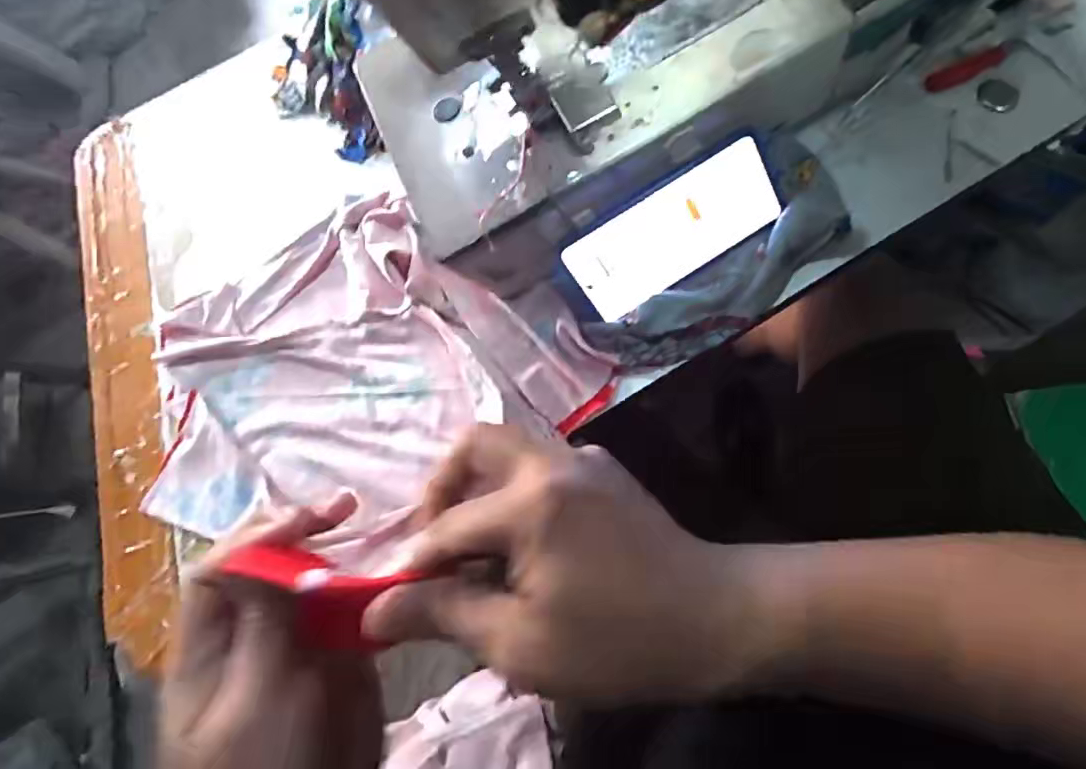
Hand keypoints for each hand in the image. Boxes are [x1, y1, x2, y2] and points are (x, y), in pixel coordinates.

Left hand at [162, 497, 383, 768]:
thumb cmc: (267, 761)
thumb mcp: (257, 694)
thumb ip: (263, 618)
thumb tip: (264, 546)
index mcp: (211, 647)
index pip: (217, 571)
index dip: (257, 535)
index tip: (308, 519)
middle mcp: (252, 632)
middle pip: (264, 563)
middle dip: (298, 527)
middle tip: (344, 506)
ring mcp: (297, 639)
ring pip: (311, 575)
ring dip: (337, 544)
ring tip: (369, 521)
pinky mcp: (339, 647)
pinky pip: (349, 599)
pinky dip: (367, 575)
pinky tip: (389, 561)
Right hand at [362, 425, 763, 704]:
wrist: (709, 614)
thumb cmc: (613, 639)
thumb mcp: (519, 642)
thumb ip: (445, 612)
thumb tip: (376, 605)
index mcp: (532, 500)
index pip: (448, 525)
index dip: (412, 565)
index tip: (388, 600)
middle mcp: (558, 461)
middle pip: (478, 443)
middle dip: (443, 488)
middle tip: (435, 548)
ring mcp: (588, 459)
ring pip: (513, 451)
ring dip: (481, 490)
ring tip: (476, 555)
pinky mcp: (608, 471)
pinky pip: (546, 467)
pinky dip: (519, 494)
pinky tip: (525, 548)